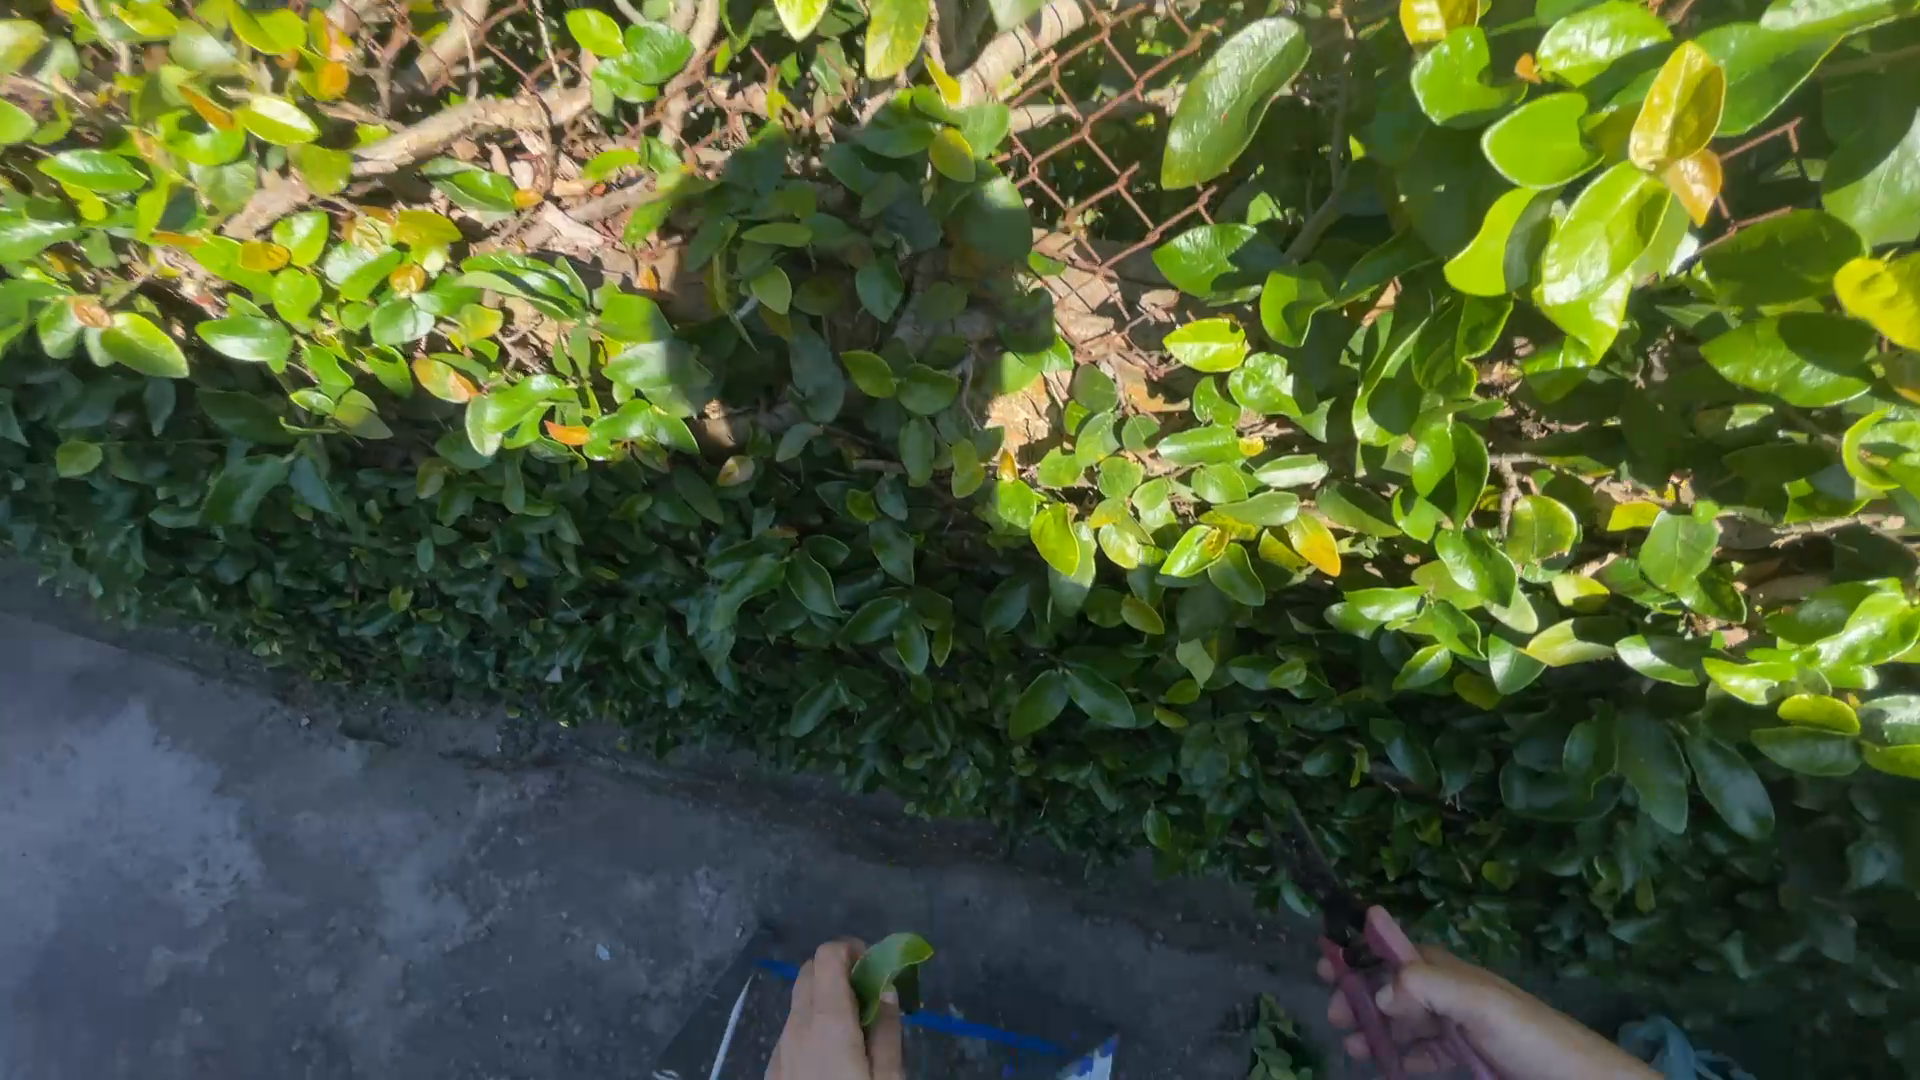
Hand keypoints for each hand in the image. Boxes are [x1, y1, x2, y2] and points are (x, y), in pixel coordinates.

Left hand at [766, 939, 904, 1079]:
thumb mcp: (887, 1078)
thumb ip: (887, 1030)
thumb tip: (885, 990)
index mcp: (827, 1020)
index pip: (827, 954)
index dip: (851, 949)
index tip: (873, 968)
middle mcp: (797, 1025)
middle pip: (810, 970)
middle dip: (838, 970)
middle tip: (865, 995)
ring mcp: (780, 1047)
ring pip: (800, 1001)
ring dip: (824, 999)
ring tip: (851, 1029)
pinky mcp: (772, 1068)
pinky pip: (792, 1030)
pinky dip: (811, 1026)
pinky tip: (828, 1056)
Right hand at [1319, 944, 1658, 1079]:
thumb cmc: (1530, 1037)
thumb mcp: (1479, 1002)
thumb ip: (1425, 985)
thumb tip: (1378, 990)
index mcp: (1446, 970)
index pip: (1390, 952)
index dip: (1357, 954)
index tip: (1325, 964)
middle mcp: (1447, 992)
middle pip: (1390, 986)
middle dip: (1358, 995)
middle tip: (1334, 1015)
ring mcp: (1458, 1027)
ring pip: (1403, 1021)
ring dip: (1374, 1029)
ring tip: (1351, 1046)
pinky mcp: (1469, 1059)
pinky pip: (1424, 1052)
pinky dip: (1401, 1056)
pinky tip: (1388, 1066)